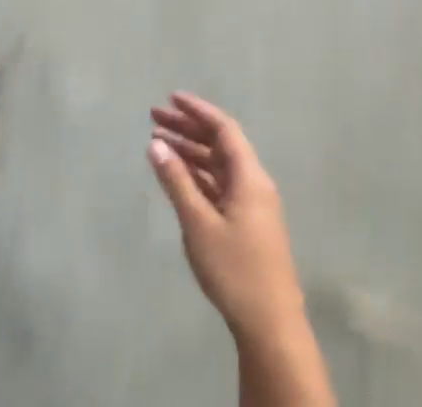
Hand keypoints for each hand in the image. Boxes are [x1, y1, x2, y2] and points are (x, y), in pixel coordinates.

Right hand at [147, 93, 305, 342]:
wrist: (269, 322)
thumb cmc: (234, 269)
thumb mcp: (198, 223)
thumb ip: (176, 181)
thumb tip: (156, 143)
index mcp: (250, 180)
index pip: (225, 131)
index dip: (198, 111)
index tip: (170, 98)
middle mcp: (255, 186)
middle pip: (221, 145)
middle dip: (188, 128)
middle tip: (152, 117)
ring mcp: (252, 206)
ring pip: (219, 165)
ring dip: (190, 150)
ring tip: (157, 142)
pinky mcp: (246, 223)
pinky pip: (219, 184)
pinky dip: (196, 173)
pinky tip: (175, 173)